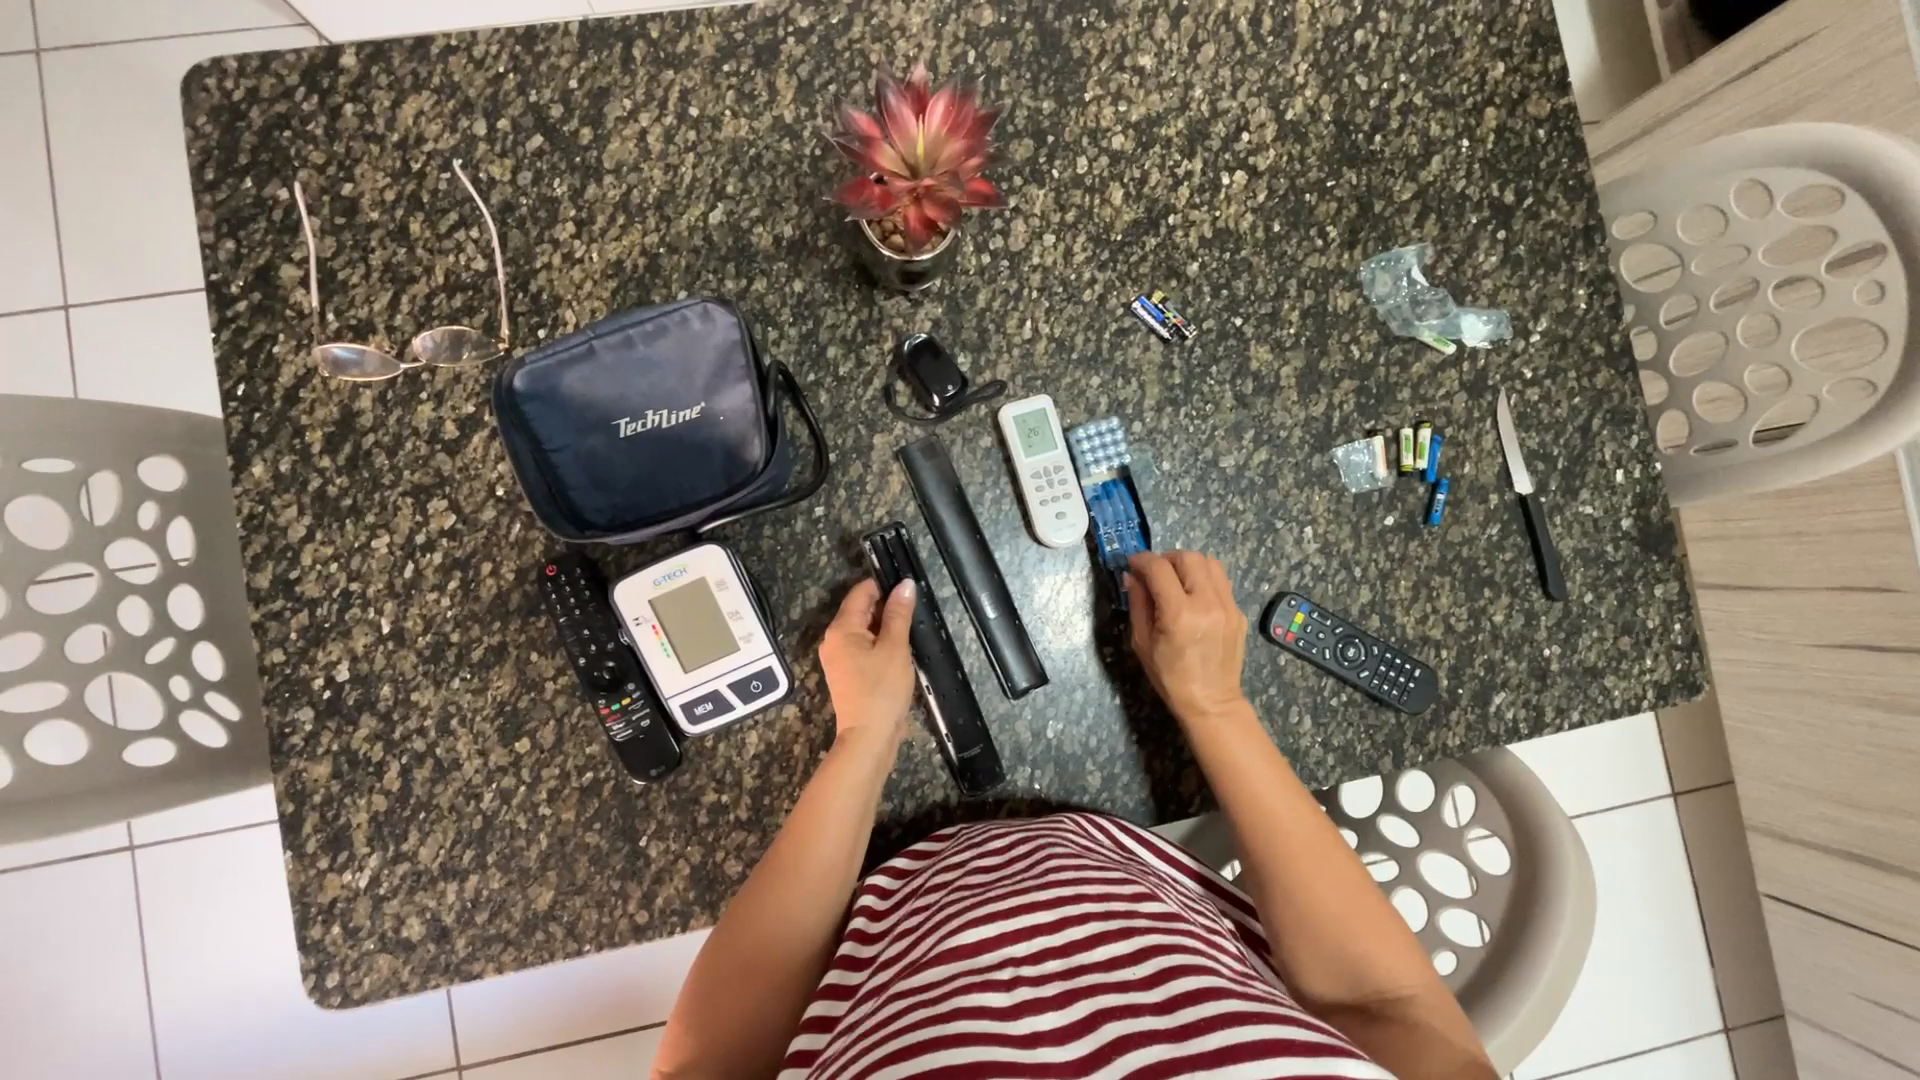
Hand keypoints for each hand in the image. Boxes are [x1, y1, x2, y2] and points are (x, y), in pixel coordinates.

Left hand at [817, 578, 917, 748]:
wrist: (869, 736)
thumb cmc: (882, 689)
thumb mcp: (895, 647)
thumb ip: (898, 614)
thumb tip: (904, 584)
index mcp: (841, 629)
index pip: (860, 593)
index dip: (884, 586)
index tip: (908, 589)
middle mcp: (833, 640)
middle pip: (860, 610)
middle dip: (885, 607)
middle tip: (913, 612)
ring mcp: (837, 658)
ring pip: (862, 630)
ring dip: (884, 627)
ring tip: (909, 631)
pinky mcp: (845, 673)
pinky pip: (862, 647)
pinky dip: (879, 644)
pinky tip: (898, 651)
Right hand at [1126, 551, 1249, 724]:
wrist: (1211, 702)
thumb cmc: (1170, 677)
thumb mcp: (1142, 643)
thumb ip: (1138, 604)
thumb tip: (1133, 576)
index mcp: (1179, 614)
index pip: (1159, 568)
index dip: (1142, 560)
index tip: (1133, 564)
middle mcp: (1207, 603)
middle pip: (1188, 557)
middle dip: (1166, 559)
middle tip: (1155, 573)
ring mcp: (1228, 606)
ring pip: (1210, 563)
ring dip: (1188, 564)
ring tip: (1176, 580)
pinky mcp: (1239, 612)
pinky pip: (1221, 582)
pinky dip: (1204, 579)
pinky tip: (1194, 596)